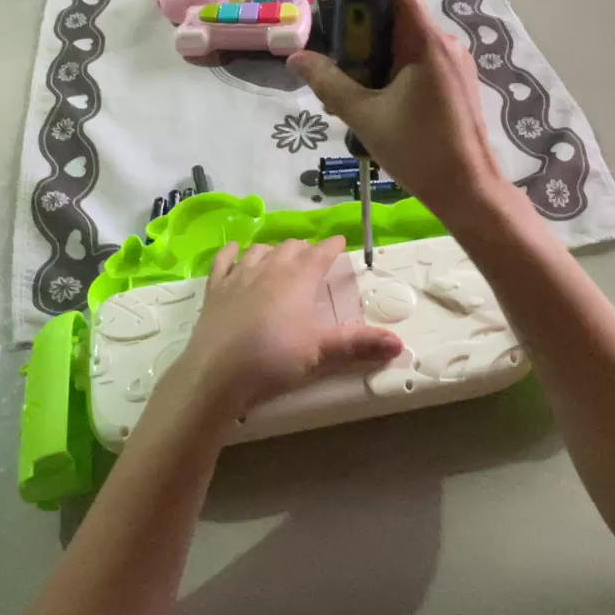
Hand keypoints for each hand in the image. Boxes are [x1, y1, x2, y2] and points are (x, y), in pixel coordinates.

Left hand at [168, 237, 401, 419]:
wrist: (217, 373)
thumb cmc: (274, 358)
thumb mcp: (321, 352)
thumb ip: (359, 344)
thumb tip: (399, 343)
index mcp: (299, 279)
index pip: (320, 253)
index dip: (332, 246)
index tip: (340, 241)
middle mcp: (269, 269)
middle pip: (290, 248)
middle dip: (305, 249)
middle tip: (313, 259)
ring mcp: (239, 276)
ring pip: (259, 251)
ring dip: (273, 251)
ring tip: (280, 258)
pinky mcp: (215, 290)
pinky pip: (223, 261)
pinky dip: (232, 253)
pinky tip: (235, 250)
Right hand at [287, 0, 515, 220]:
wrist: (469, 189)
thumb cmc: (418, 150)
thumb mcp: (364, 116)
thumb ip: (328, 82)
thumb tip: (295, 59)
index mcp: (426, 39)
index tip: (341, 22)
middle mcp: (444, 40)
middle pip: (395, 13)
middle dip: (361, 36)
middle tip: (341, 73)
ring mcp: (455, 60)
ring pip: (405, 40)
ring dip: (375, 60)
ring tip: (356, 99)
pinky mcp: (458, 79)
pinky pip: (420, 60)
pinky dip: (395, 72)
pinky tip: (380, 108)